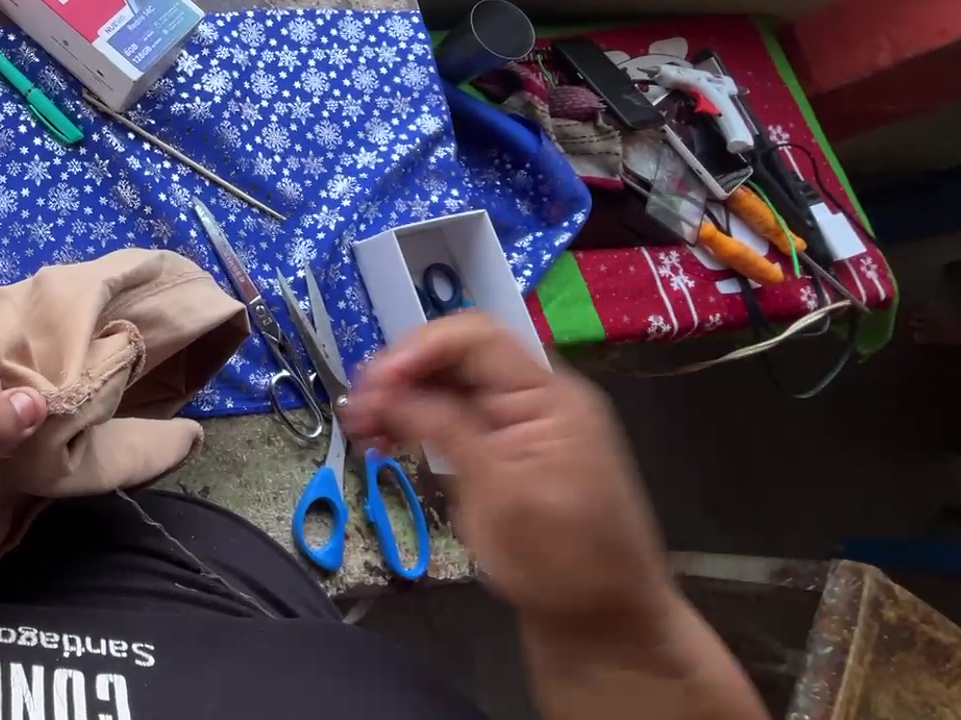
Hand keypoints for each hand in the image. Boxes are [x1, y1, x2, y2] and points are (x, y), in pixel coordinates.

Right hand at [339, 314, 675, 638]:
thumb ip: (447, 429)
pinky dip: (406, 419)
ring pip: (438, 382)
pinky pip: (441, 411)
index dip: (419, 348)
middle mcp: (529, 395)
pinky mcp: (492, 441)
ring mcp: (511, 418)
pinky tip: (380, 440)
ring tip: (360, 428)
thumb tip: (387, 391)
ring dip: (394, 397)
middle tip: (358, 407)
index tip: (378, 381)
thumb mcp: (502, 493)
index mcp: (548, 397)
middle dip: (398, 374)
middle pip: (451, 355)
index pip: (475, 338)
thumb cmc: (564, 561)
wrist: (601, 621)